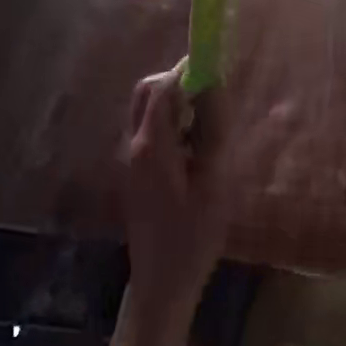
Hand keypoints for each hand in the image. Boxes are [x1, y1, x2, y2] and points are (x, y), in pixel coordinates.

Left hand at [121, 66, 227, 308]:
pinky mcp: (135, 171)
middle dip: (177, 81)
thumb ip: (213, 130)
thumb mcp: (214, 180)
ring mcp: (130, 158)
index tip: (214, 62)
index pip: (163, 88)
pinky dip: (171, 123)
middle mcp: (133, 144)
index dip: (187, 69)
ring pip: (147, 110)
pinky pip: (150, 130)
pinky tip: (195, 147)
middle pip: (147, 92)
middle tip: (211, 93)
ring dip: (174, 102)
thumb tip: (214, 86)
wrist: (161, 282)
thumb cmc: (193, 235)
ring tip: (207, 122)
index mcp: (151, 145)